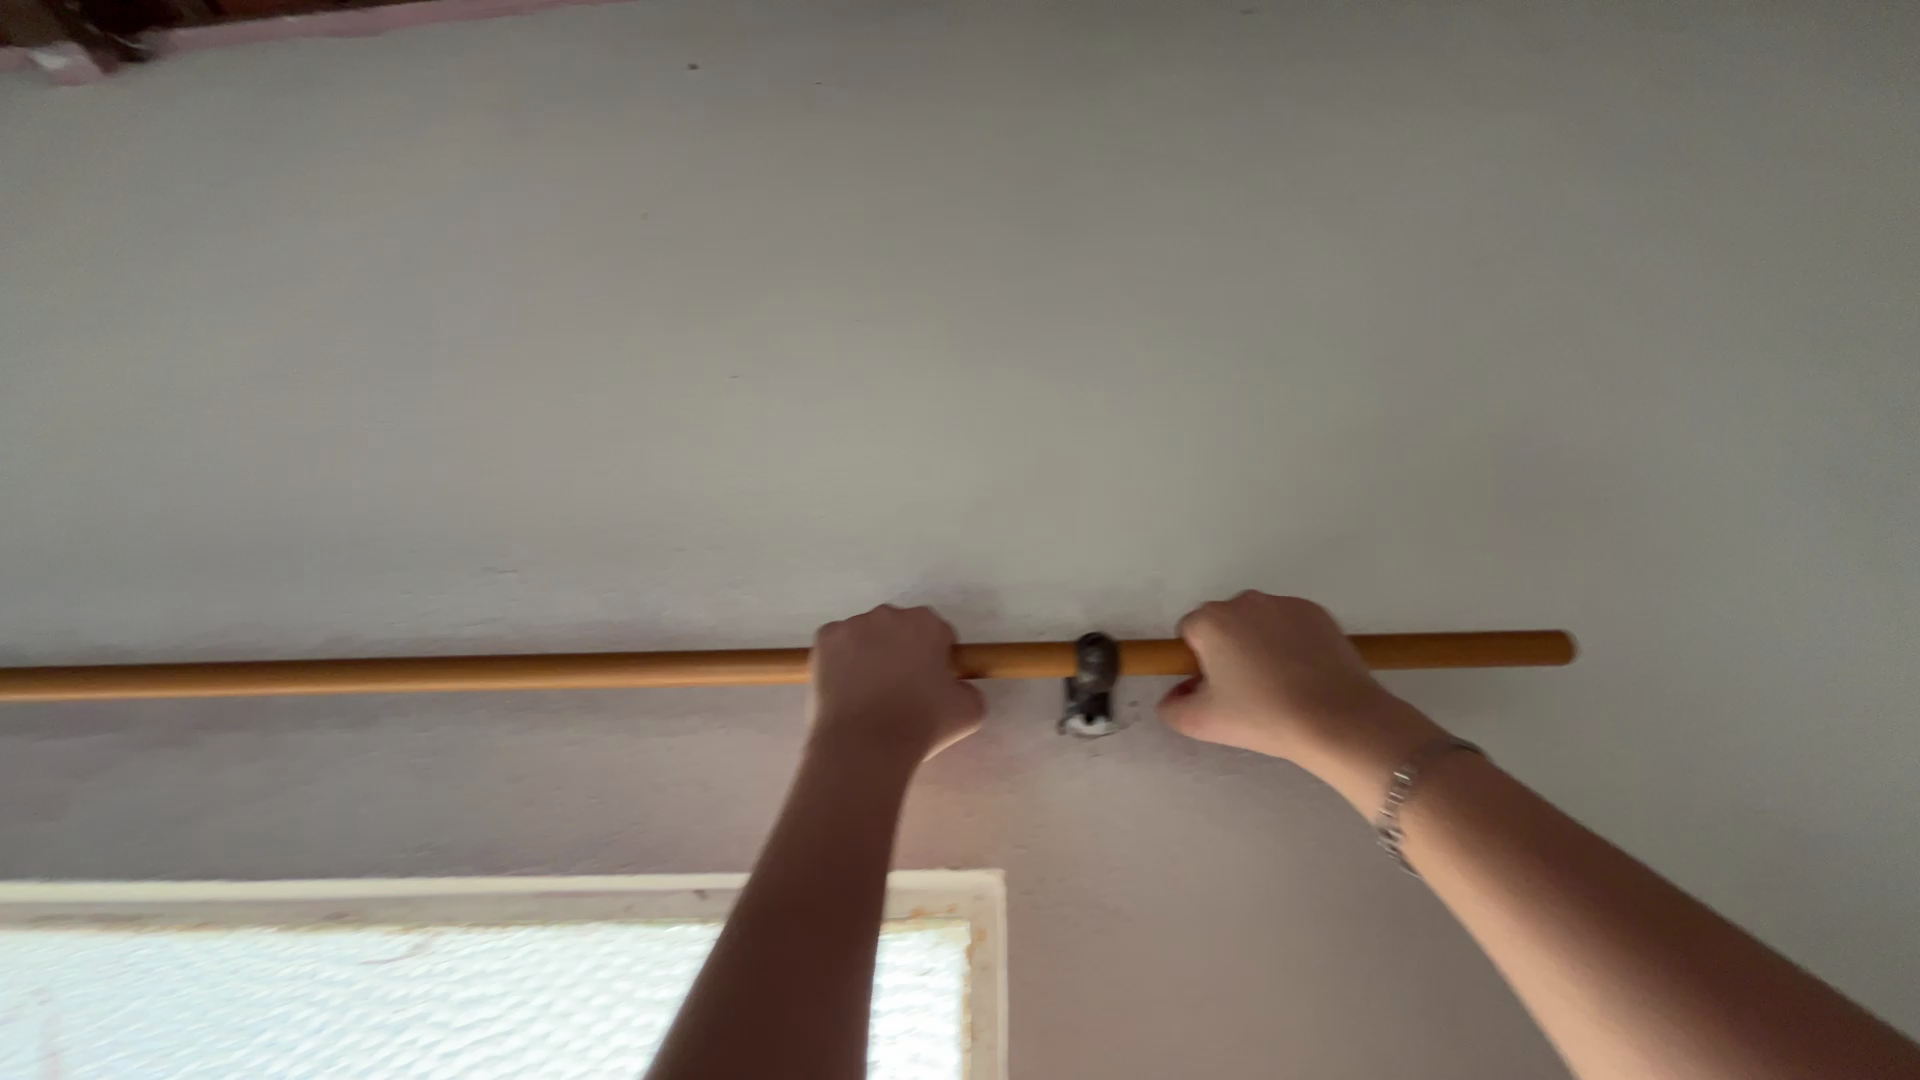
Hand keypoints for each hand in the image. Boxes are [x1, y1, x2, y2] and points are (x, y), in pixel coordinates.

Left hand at [807, 605, 984, 763]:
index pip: (938, 635)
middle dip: (902, 652)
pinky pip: (838, 646)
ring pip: (866, 636)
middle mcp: (889, 614)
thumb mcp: (970, 710)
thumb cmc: (922, 724)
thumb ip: (968, 689)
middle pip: (900, 630)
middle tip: (899, 691)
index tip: (930, 686)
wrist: (864, 744)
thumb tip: (955, 687)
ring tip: (868, 695)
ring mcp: (853, 624)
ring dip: (870, 655)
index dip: (936, 661)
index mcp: (927, 624)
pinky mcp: (824, 639)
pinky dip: (841, 661)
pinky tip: (846, 690)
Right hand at [1158, 592, 1443, 803]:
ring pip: (1256, 623)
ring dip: (1258, 644)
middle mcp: (1244, 601)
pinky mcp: (1317, 612)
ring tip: (1279, 684)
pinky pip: (1289, 624)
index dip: (1197, 662)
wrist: (1339, 720)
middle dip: (1227, 649)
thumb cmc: (1262, 717)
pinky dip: (1290, 642)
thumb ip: (1170, 707)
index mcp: (1211, 621)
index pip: (1187, 633)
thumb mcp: (1201, 723)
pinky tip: (1303, 674)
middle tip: (1245, 690)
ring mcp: (1284, 604)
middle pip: (1222, 624)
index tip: (1217, 688)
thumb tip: (1174, 696)